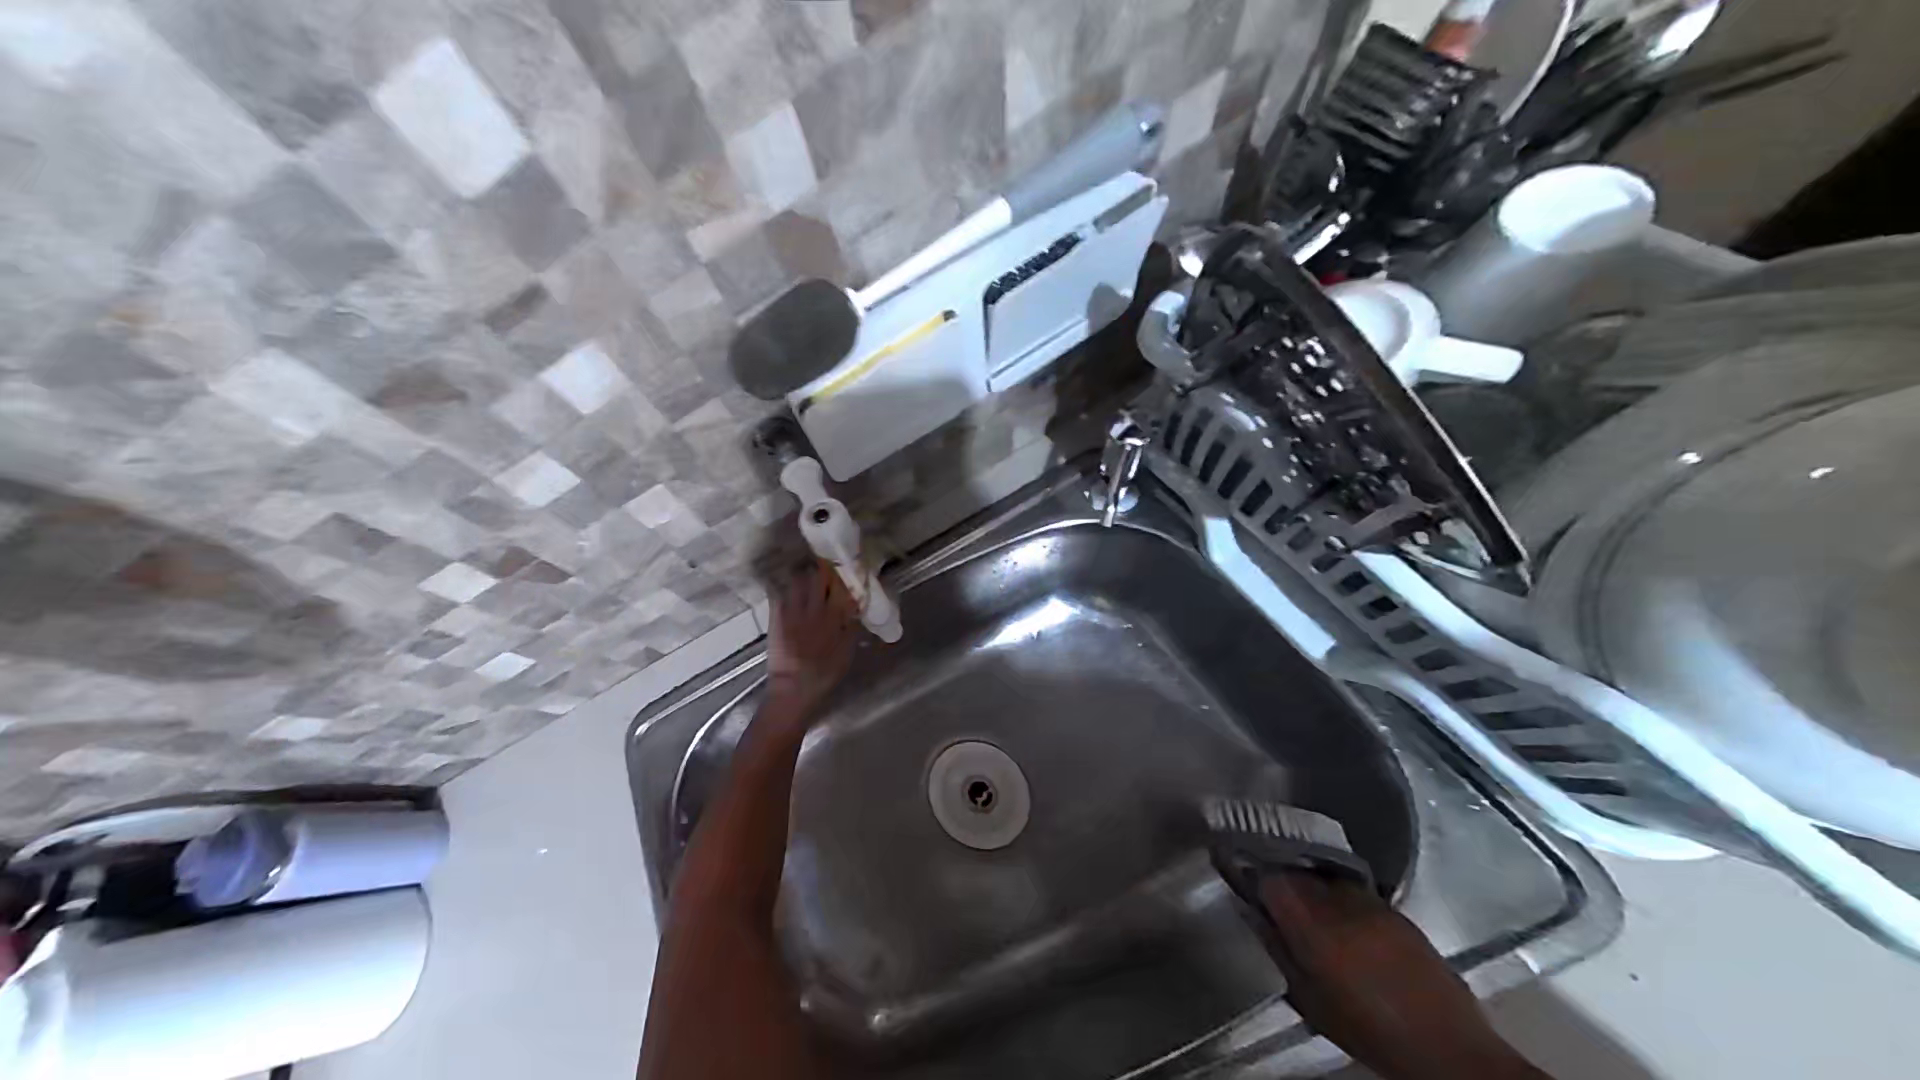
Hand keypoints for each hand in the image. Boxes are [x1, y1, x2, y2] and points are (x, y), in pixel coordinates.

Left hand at [764, 562, 858, 721]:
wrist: (794, 687)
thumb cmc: (825, 673)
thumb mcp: (847, 651)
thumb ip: (852, 627)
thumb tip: (855, 609)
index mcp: (834, 616)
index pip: (840, 585)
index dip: (842, 575)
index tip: (843, 572)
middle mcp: (815, 608)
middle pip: (818, 576)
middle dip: (822, 571)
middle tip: (823, 572)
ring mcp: (793, 610)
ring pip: (798, 580)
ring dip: (803, 577)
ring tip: (805, 580)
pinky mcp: (776, 616)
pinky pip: (778, 593)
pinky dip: (782, 588)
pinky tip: (786, 591)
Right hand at [1257, 872, 1547, 1079]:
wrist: (1448, 1050)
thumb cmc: (1369, 1030)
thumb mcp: (1310, 1001)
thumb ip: (1278, 951)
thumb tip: (1254, 915)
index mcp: (1313, 926)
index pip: (1270, 878)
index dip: (1253, 876)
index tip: (1244, 881)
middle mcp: (1340, 903)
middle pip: (1298, 872)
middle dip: (1282, 878)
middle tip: (1273, 896)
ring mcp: (1371, 903)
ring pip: (1326, 877)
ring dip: (1312, 885)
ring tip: (1308, 906)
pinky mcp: (1396, 910)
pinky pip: (1354, 889)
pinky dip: (1340, 896)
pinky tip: (1344, 919)